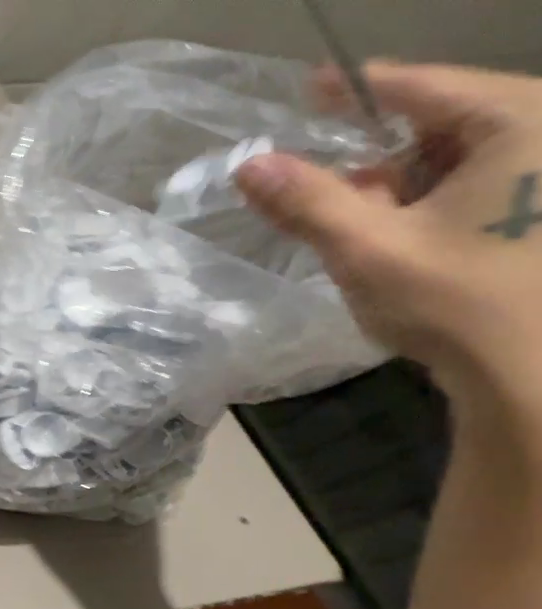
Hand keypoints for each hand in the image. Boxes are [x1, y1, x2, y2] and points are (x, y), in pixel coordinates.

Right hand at [234, 62, 541, 408]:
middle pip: (442, 123)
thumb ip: (306, 200)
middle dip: (377, 154)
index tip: (309, 88)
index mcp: (522, 123)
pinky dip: (429, 202)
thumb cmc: (456, 300)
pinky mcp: (539, 211)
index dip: (358, 88)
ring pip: (458, 157)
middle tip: (324, 188)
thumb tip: (248, 164)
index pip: (423, 86)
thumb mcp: (365, 247)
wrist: (530, 371)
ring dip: (400, 185)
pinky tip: (400, 239)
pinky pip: (480, 183)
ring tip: (358, 226)